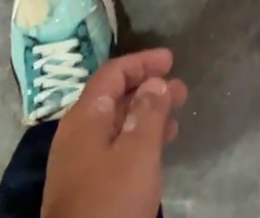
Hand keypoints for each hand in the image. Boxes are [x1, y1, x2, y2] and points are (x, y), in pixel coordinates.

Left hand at [41, 49, 188, 217]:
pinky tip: (156, 150)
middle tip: (181, 91)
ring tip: (176, 118)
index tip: (171, 60)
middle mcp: (77, 132)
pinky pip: (114, 146)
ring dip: (146, 116)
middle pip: (114, 97)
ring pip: (116, 124)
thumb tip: (155, 81)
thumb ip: (148, 113)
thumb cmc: (111, 199)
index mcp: (85, 116)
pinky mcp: (84, 184)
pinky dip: (137, 139)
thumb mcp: (137, 152)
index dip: (142, 62)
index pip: (112, 73)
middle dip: (148, 89)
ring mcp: (78, 159)